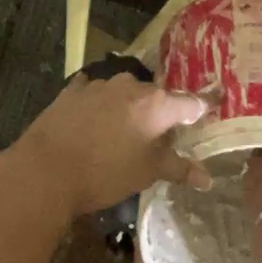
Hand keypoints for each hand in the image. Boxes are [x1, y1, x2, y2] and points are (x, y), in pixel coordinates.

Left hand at [2, 72, 210, 216]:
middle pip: (157, 96)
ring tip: (125, 129)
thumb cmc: (105, 173)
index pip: (191, 102)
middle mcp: (132, 85)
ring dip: (130, 106)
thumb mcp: (147, 173)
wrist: (46, 169)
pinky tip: (94, 118)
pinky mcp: (74, 89)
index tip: (215, 105)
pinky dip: (100, 102)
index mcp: (157, 104)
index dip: (204, 106)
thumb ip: (179, 168)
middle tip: (162, 133)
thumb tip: (208, 178)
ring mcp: (100, 84)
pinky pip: (95, 91)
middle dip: (162, 111)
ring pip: (126, 92)